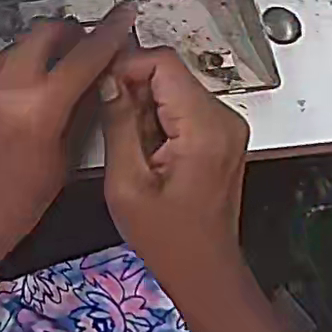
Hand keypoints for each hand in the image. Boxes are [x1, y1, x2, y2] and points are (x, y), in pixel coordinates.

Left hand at [0, 3, 136, 264]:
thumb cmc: (16, 200)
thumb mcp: (66, 157)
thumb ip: (85, 109)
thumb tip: (102, 76)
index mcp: (38, 107)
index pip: (85, 53)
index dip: (110, 30)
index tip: (123, 14)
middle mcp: (7, 86)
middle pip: (48, 30)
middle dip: (74, 31)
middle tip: (90, 42)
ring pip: (25, 42)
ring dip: (48, 47)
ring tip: (63, 68)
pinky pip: (4, 61)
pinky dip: (24, 64)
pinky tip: (33, 86)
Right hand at [99, 47, 251, 295]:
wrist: (204, 269)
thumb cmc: (167, 239)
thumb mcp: (126, 183)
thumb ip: (118, 123)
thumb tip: (108, 80)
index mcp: (205, 128)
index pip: (163, 62)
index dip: (127, 66)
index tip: (104, 88)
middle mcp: (224, 119)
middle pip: (170, 71)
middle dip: (135, 89)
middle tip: (115, 125)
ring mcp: (227, 125)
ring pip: (175, 85)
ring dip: (145, 104)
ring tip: (134, 145)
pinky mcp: (222, 132)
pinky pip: (183, 104)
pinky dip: (159, 116)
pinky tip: (149, 149)